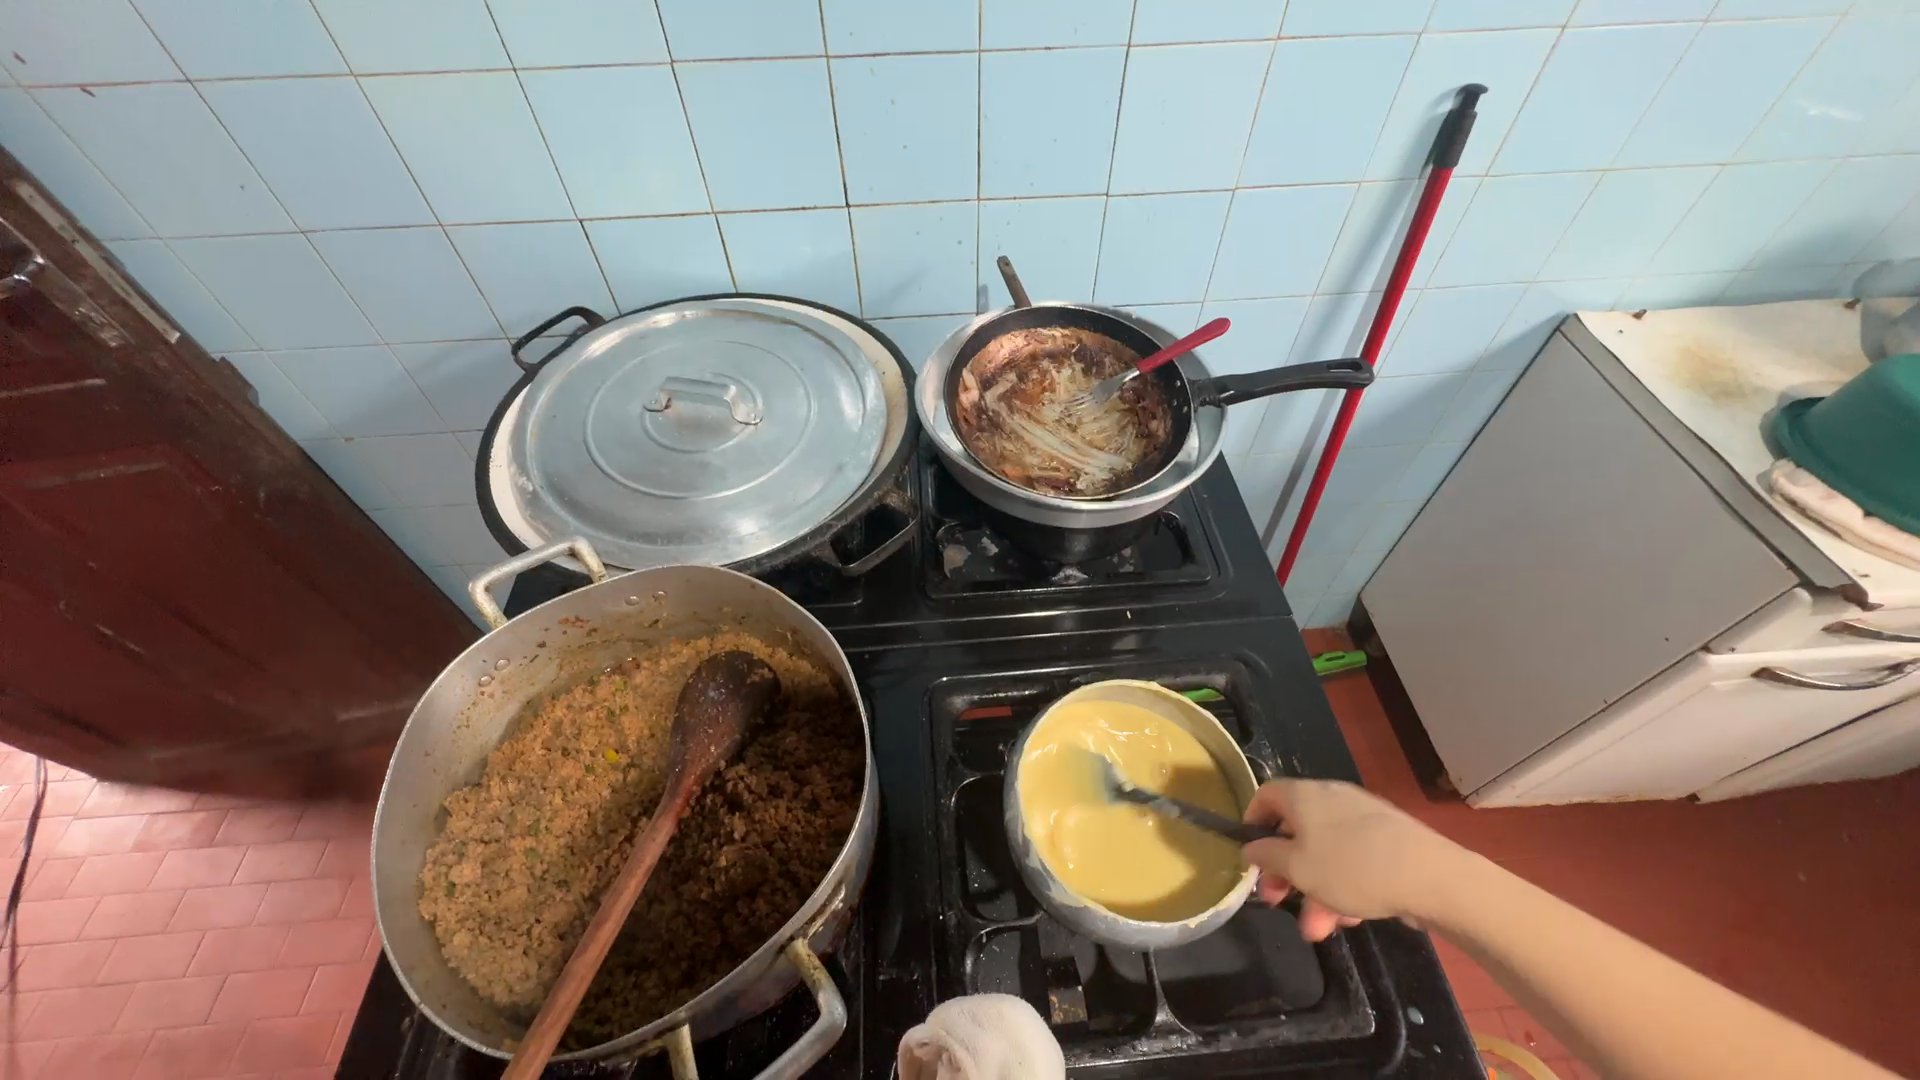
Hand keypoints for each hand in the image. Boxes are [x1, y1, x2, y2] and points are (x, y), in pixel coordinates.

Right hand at [1241, 778, 1461, 941]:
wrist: (1433, 877)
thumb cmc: (1351, 867)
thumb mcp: (1296, 867)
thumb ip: (1266, 857)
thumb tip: (1250, 848)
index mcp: (1303, 795)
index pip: (1265, 796)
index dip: (1252, 823)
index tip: (1252, 857)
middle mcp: (1330, 797)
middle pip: (1296, 830)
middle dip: (1286, 872)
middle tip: (1279, 902)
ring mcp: (1363, 817)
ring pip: (1326, 851)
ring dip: (1316, 888)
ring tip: (1322, 929)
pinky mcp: (1389, 838)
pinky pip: (1354, 857)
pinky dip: (1345, 883)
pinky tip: (1353, 917)